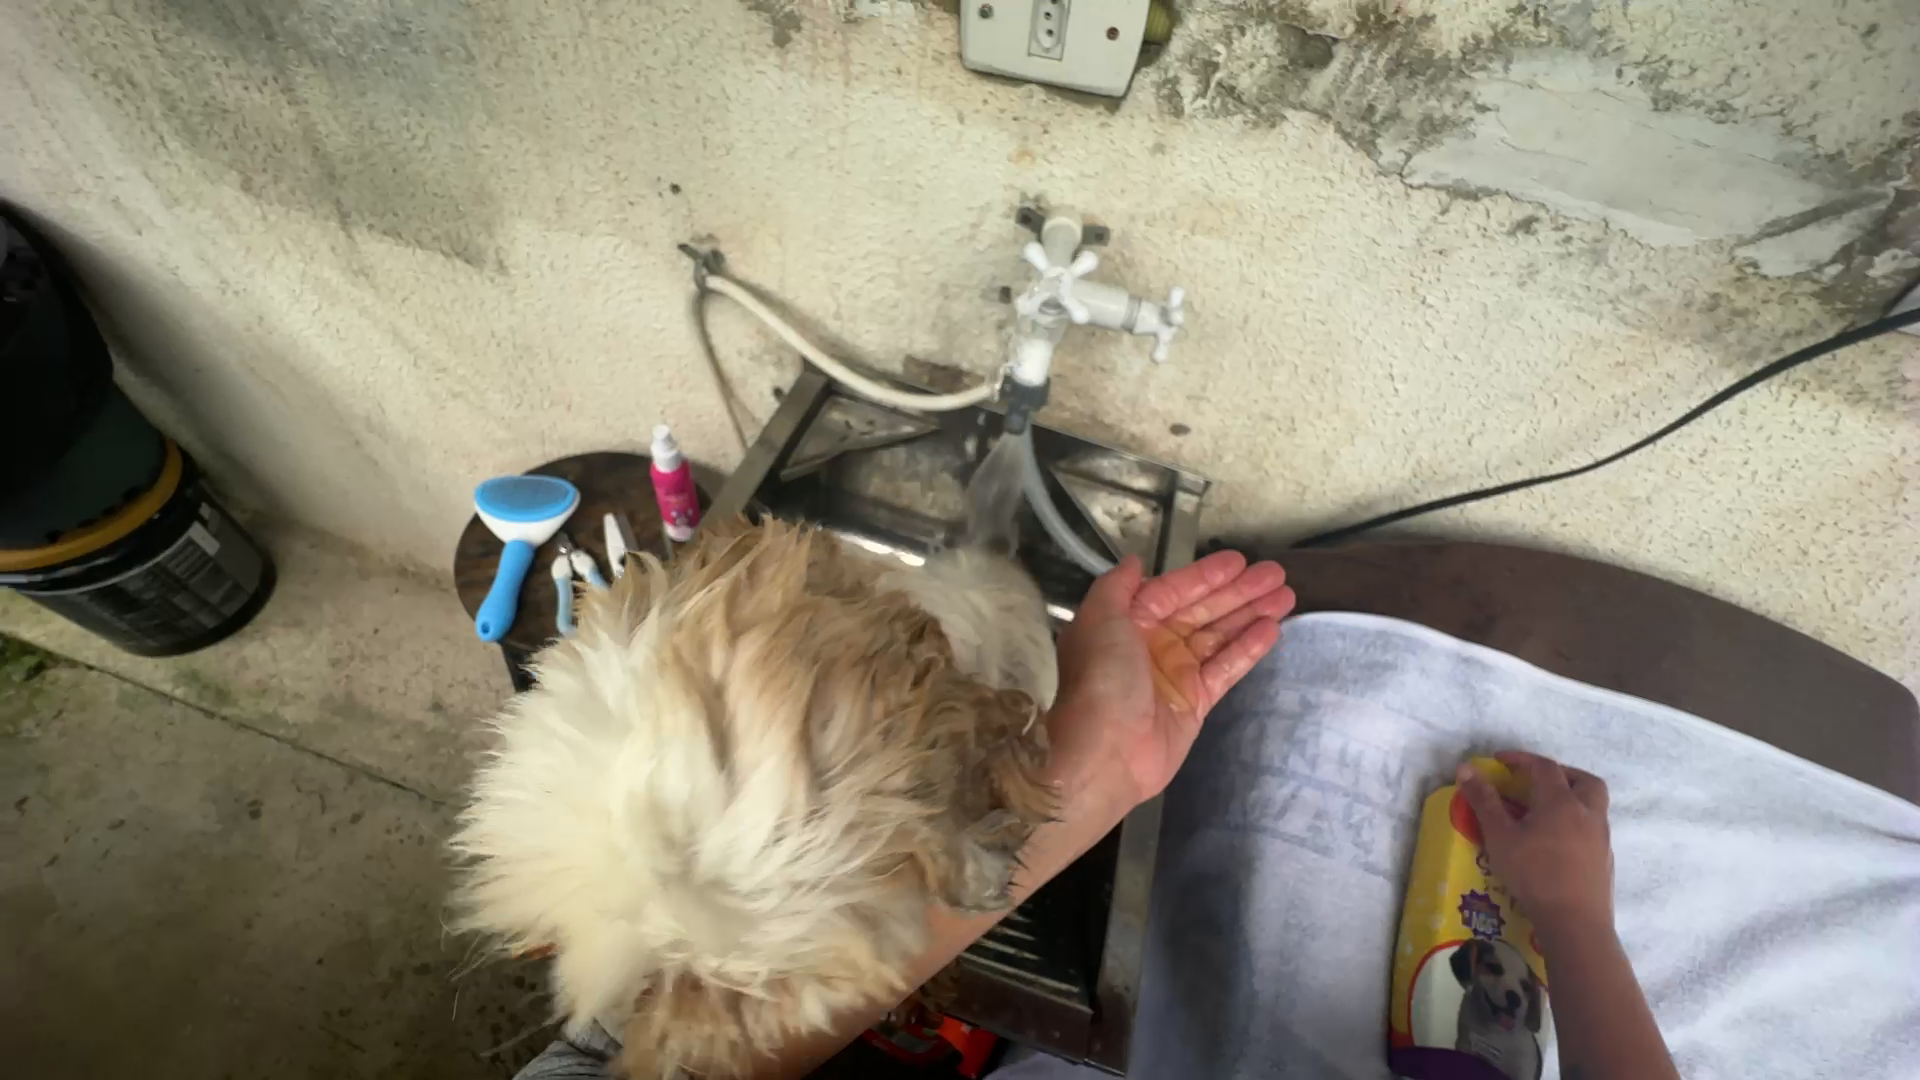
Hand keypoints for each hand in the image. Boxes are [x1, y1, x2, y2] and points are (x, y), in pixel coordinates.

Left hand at [1050, 552, 1294, 811]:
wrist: (1106, 750)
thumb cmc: (1102, 677)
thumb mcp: (1099, 619)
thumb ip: (1116, 587)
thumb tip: (1134, 562)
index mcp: (1127, 622)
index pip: (1173, 591)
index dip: (1205, 576)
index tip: (1239, 561)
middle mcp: (1152, 644)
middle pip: (1202, 611)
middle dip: (1238, 592)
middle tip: (1276, 574)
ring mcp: (1176, 674)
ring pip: (1219, 636)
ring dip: (1250, 615)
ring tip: (1286, 595)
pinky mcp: (1195, 702)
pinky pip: (1226, 668)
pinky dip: (1248, 649)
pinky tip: (1272, 628)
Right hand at [1458, 751, 1614, 933]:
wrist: (1575, 922)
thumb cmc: (1533, 872)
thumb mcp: (1499, 833)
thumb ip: (1483, 799)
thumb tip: (1466, 768)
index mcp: (1561, 803)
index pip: (1544, 767)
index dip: (1521, 758)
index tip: (1499, 761)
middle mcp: (1588, 815)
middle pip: (1584, 780)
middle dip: (1559, 773)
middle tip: (1533, 779)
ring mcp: (1601, 838)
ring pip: (1592, 804)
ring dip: (1568, 797)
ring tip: (1538, 809)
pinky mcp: (1604, 859)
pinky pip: (1591, 826)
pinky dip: (1573, 820)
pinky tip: (1551, 839)